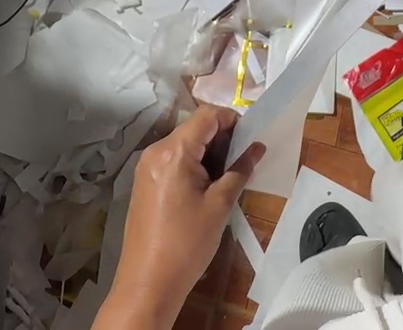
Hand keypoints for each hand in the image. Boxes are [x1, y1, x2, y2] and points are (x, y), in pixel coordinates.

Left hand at [103, 106, 264, 325]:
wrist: (147, 285)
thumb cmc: (186, 244)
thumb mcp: (219, 206)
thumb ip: (239, 170)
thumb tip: (257, 147)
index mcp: (173, 151)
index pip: (207, 116)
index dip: (232, 120)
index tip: (251, 137)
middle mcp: (155, 151)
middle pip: (194, 128)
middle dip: (221, 138)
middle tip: (243, 160)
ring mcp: (146, 166)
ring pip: (184, 144)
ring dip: (207, 152)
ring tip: (227, 176)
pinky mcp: (144, 182)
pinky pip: (172, 160)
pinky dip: (192, 164)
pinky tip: (206, 187)